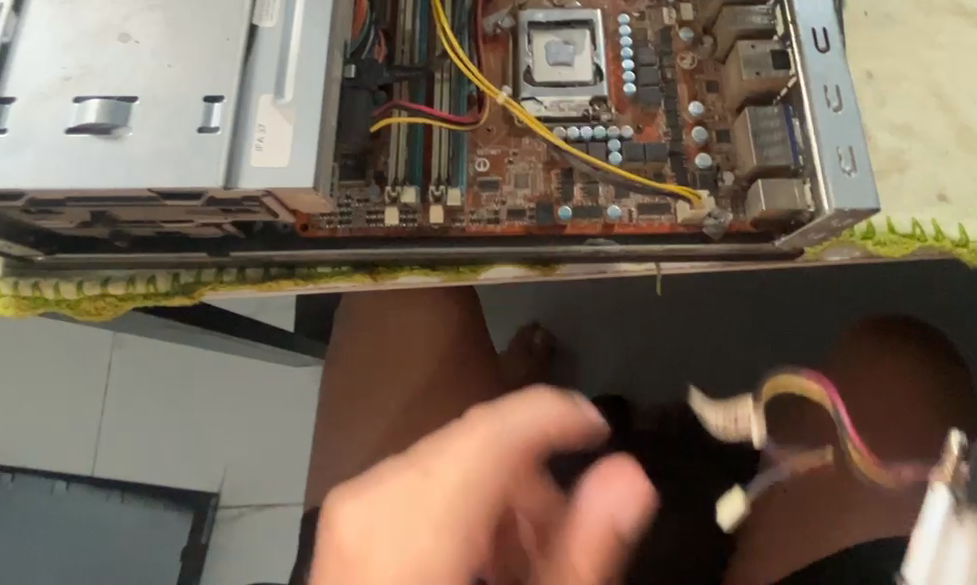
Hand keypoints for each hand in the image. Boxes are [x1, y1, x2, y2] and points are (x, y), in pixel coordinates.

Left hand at [309, 385, 658, 584]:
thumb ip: (582, 551)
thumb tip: (630, 475)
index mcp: (412, 523)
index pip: (492, 428)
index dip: (554, 414)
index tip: (599, 427)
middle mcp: (370, 497)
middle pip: (474, 444)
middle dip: (531, 479)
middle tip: (564, 539)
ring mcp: (349, 506)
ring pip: (449, 459)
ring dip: (497, 494)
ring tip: (524, 561)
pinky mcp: (346, 519)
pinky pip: (415, 482)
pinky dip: (457, 506)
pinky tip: (480, 557)